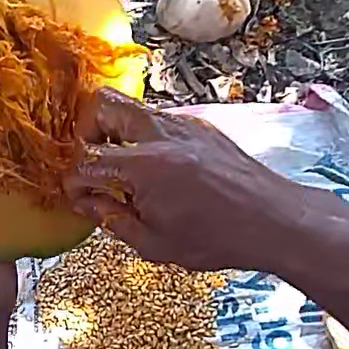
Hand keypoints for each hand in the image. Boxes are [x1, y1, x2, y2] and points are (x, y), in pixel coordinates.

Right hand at [65, 90, 306, 271]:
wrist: (274, 220)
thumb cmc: (219, 238)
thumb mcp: (156, 244)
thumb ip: (114, 220)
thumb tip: (89, 204)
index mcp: (145, 166)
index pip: (87, 162)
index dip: (74, 182)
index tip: (78, 197)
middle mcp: (162, 135)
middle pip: (102, 105)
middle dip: (86, 132)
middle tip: (93, 163)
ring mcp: (184, 125)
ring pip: (132, 109)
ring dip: (117, 134)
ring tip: (125, 171)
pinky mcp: (200, 126)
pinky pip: (160, 120)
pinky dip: (146, 139)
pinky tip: (158, 172)